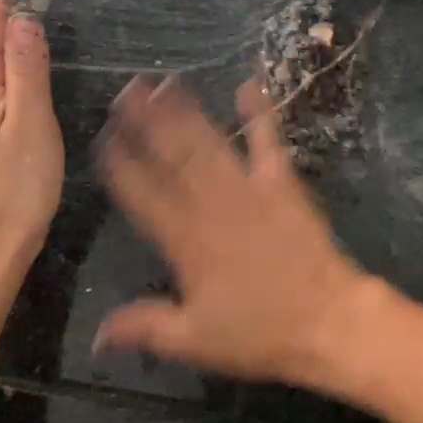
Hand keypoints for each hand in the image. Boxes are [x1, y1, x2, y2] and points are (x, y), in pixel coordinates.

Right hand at [93, 75, 370, 385]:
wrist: (327, 320)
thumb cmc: (259, 331)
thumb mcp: (195, 339)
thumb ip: (144, 328)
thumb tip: (95, 336)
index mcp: (184, 239)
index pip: (142, 194)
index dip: (120, 165)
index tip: (102, 138)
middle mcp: (211, 203)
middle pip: (171, 155)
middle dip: (145, 122)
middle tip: (125, 93)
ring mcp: (247, 186)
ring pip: (208, 141)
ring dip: (184, 110)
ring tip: (163, 82)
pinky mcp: (281, 180)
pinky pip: (267, 139)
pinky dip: (258, 111)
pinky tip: (248, 84)